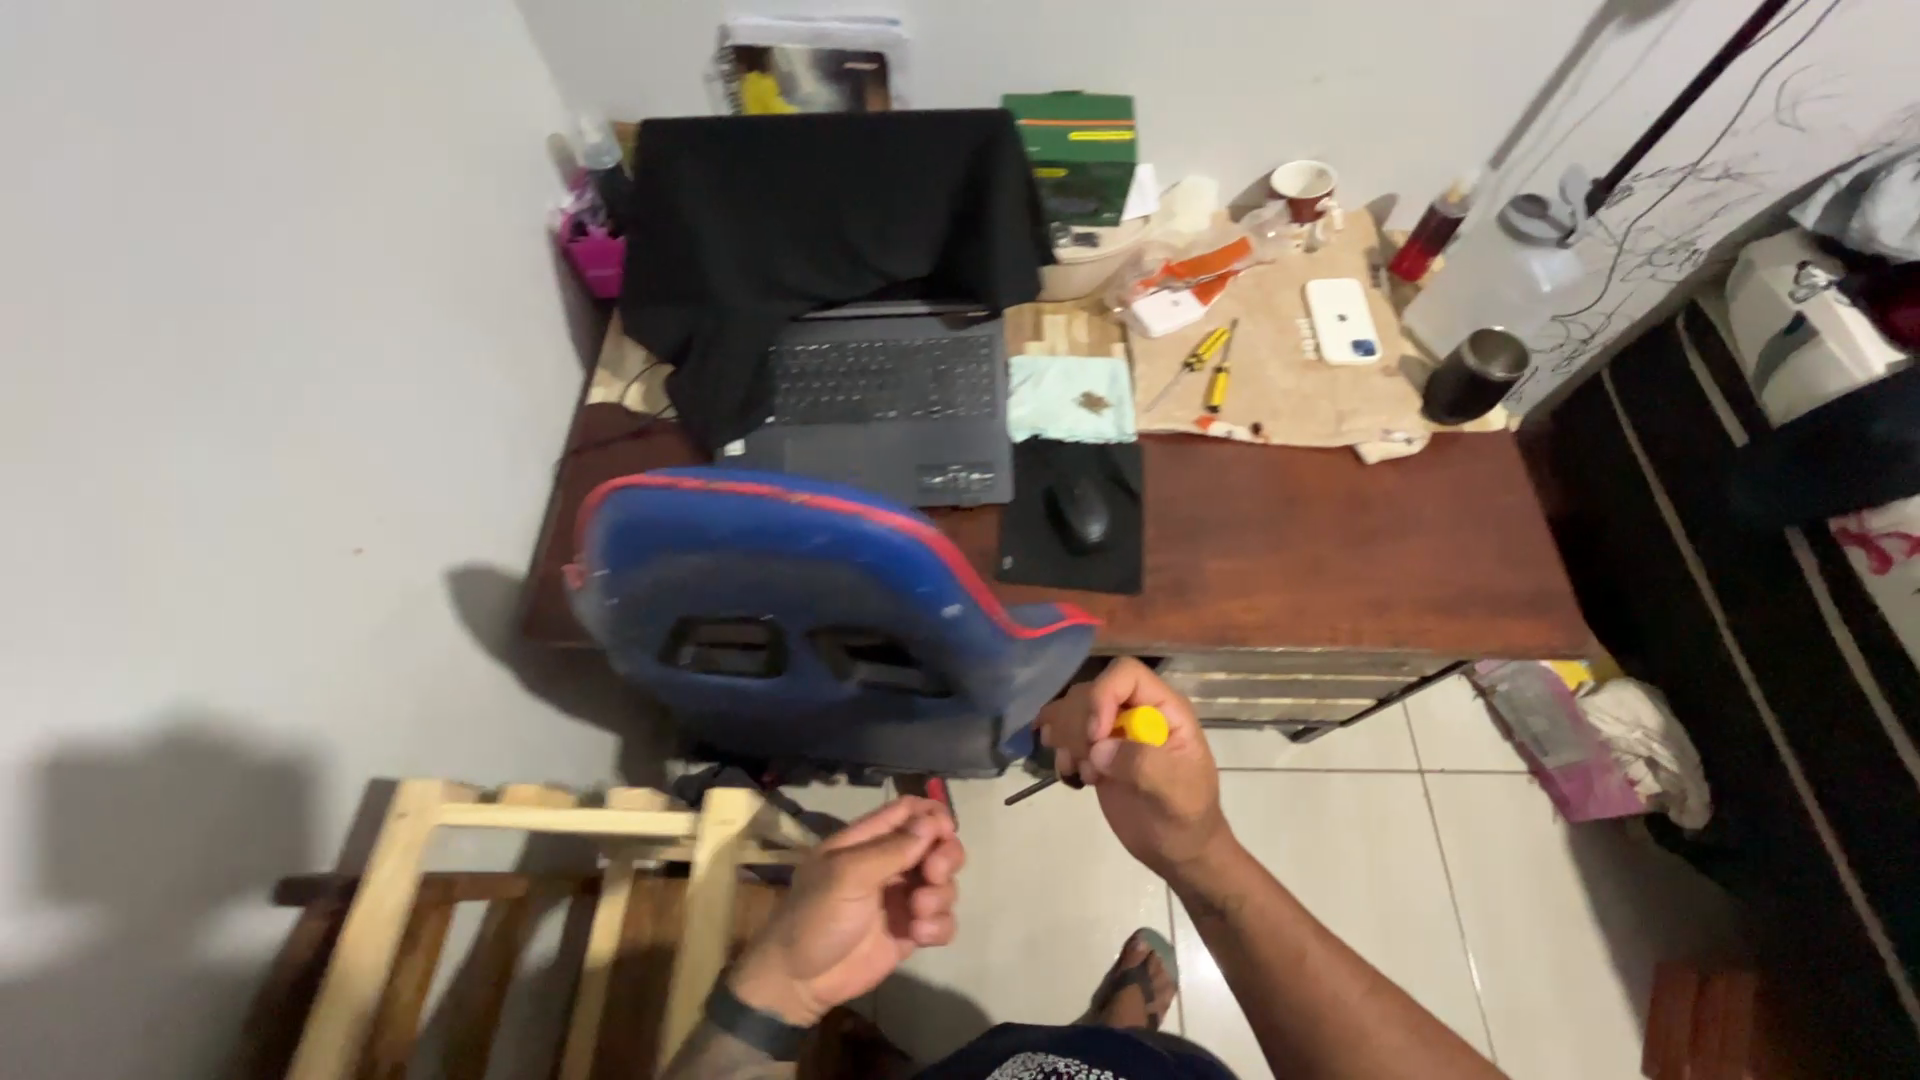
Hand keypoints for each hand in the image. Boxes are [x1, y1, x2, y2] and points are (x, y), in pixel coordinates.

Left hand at [728, 796, 963, 1026]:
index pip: (908, 811)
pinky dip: (939, 925)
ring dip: (940, 895)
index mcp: (867, 841)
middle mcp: (889, 864)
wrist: (799, 982)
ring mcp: (901, 898)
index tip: (946, 831)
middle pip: (936, 844)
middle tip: (934, 873)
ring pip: (944, 882)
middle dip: (945, 856)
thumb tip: (932, 822)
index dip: (932, 815)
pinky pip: (942, 920)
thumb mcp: (846, 876)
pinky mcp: (910, 932)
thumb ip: (891, 849)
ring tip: (918, 913)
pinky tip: (919, 936)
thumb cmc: (815, 916)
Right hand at [1035, 657, 1232, 877]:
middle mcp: (1136, 710)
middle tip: (1087, 765)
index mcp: (1164, 709)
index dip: (1103, 696)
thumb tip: (1099, 750)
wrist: (1177, 850)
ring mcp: (1113, 730)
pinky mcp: (1096, 750)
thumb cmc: (1186, 818)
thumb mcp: (1177, 793)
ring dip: (1064, 737)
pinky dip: (1058, 749)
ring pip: (1072, 709)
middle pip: (1091, 691)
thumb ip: (1144, 765)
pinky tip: (1071, 773)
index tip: (1095, 737)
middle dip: (1078, 726)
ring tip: (1078, 769)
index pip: (1125, 674)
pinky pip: (1064, 731)